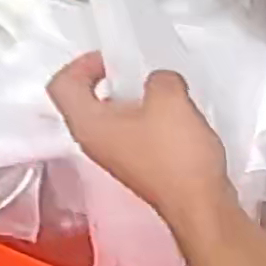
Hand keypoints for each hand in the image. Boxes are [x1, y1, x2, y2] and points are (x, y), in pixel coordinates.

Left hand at [47, 52, 230, 225]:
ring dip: (137, 107)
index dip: (83, 64)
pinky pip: (137, 141)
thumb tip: (160, 83)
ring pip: (116, 124)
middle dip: (114, 85)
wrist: (201, 206)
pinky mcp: (143, 173)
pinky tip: (179, 127)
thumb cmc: (177, 155)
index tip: (114, 59)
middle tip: (142, 76)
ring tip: (167, 101)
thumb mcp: (171, 102)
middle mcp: (95, 143)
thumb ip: (161, 79)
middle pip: (90, 104)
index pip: (64, 83)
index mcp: (88, 123)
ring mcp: (119, 161)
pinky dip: (152, 127)